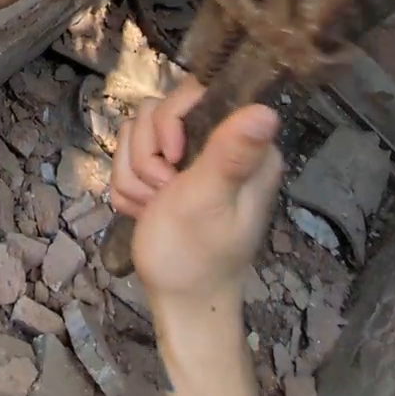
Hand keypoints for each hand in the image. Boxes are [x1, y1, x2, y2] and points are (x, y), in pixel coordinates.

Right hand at [128, 99, 282, 306]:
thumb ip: (230, 153)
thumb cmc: (196, 255)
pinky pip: (127, 154)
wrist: (176, 301)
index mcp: (244, 147)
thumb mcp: (210, 201)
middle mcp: (218, 143)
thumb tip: (267, 110)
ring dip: (134, 175)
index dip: (170, 121)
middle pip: (155, 111)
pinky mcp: (164, 171)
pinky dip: (128, 185)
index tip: (172, 158)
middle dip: (146, 156)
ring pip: (136, 133)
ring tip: (153, 207)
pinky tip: (144, 210)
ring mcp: (188, 157)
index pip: (193, 94)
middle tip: (164, 194)